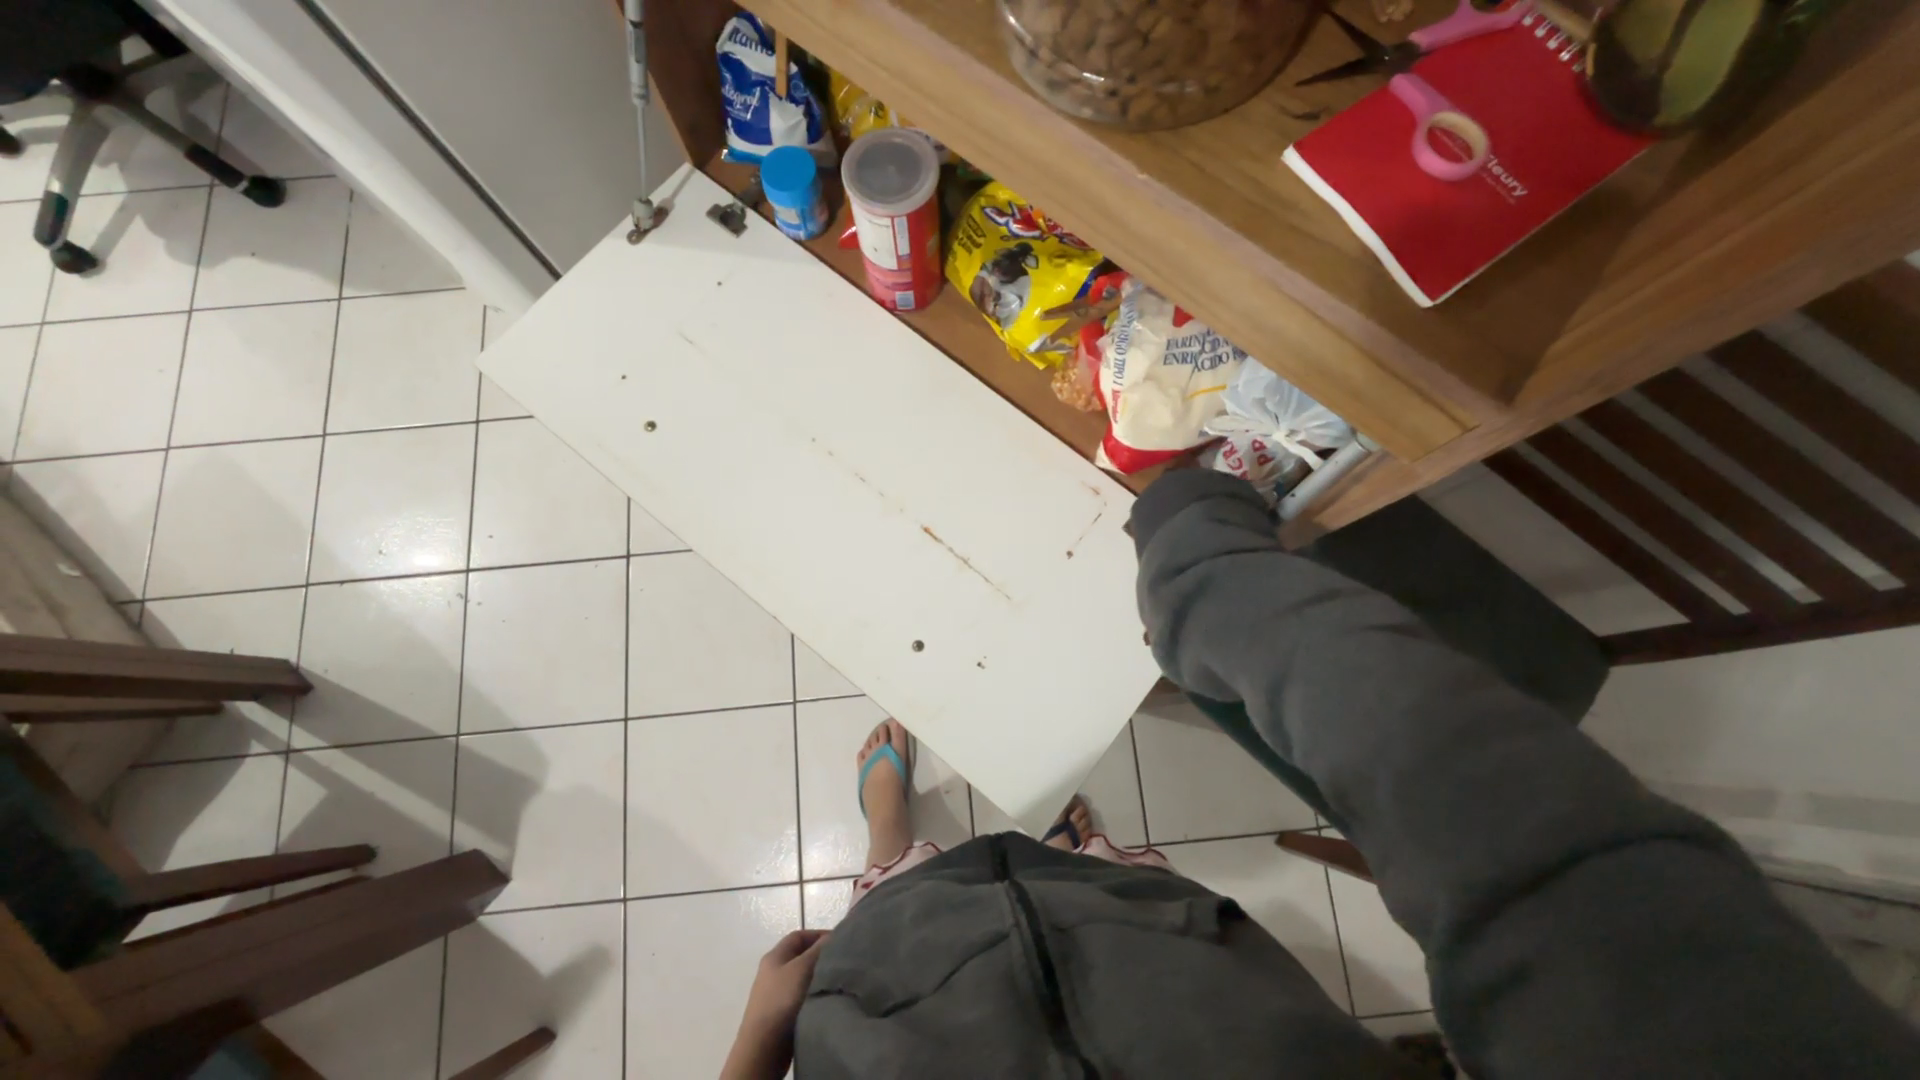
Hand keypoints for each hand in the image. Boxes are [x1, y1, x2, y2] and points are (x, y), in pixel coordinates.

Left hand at [721, 929, 830, 1079]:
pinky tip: (826, 1000)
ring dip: (818, 978)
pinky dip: (814, 995)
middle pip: (800, 956)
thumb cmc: (781, 1000)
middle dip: (821, 957)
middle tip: (842, 961)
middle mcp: (773, 972)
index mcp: (774, 957)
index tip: (840, 941)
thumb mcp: (801, 968)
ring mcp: (775, 994)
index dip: (819, 935)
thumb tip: (833, 936)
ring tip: (837, 981)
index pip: (799, 936)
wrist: (763, 1047)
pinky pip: (801, 997)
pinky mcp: (781, 1014)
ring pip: (802, 978)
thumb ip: (818, 950)